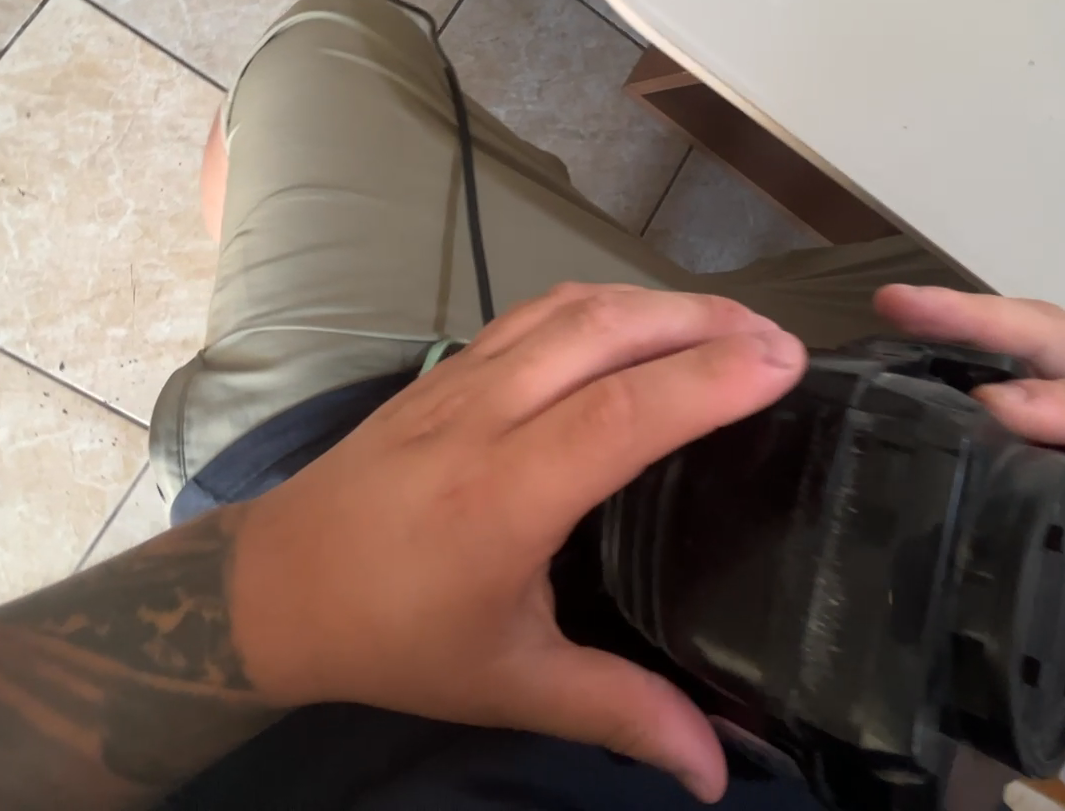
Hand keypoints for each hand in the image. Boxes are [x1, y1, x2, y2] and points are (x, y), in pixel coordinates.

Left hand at [223, 284, 808, 802]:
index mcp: (507, 494)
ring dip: (655, 301)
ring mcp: (462, 378)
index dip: (709, 378)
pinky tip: (635, 318)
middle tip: (778, 337)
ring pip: (570, 308)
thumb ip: (616, 713)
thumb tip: (715, 773)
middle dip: (702, 321)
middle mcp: (487, 415)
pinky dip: (601, 302)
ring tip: (724, 320)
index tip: (784, 363)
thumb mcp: (508, 683)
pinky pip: (534, 312)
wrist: (279, 583)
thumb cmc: (395, 636)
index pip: (623, 413)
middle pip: (604, 333)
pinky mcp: (447, 367)